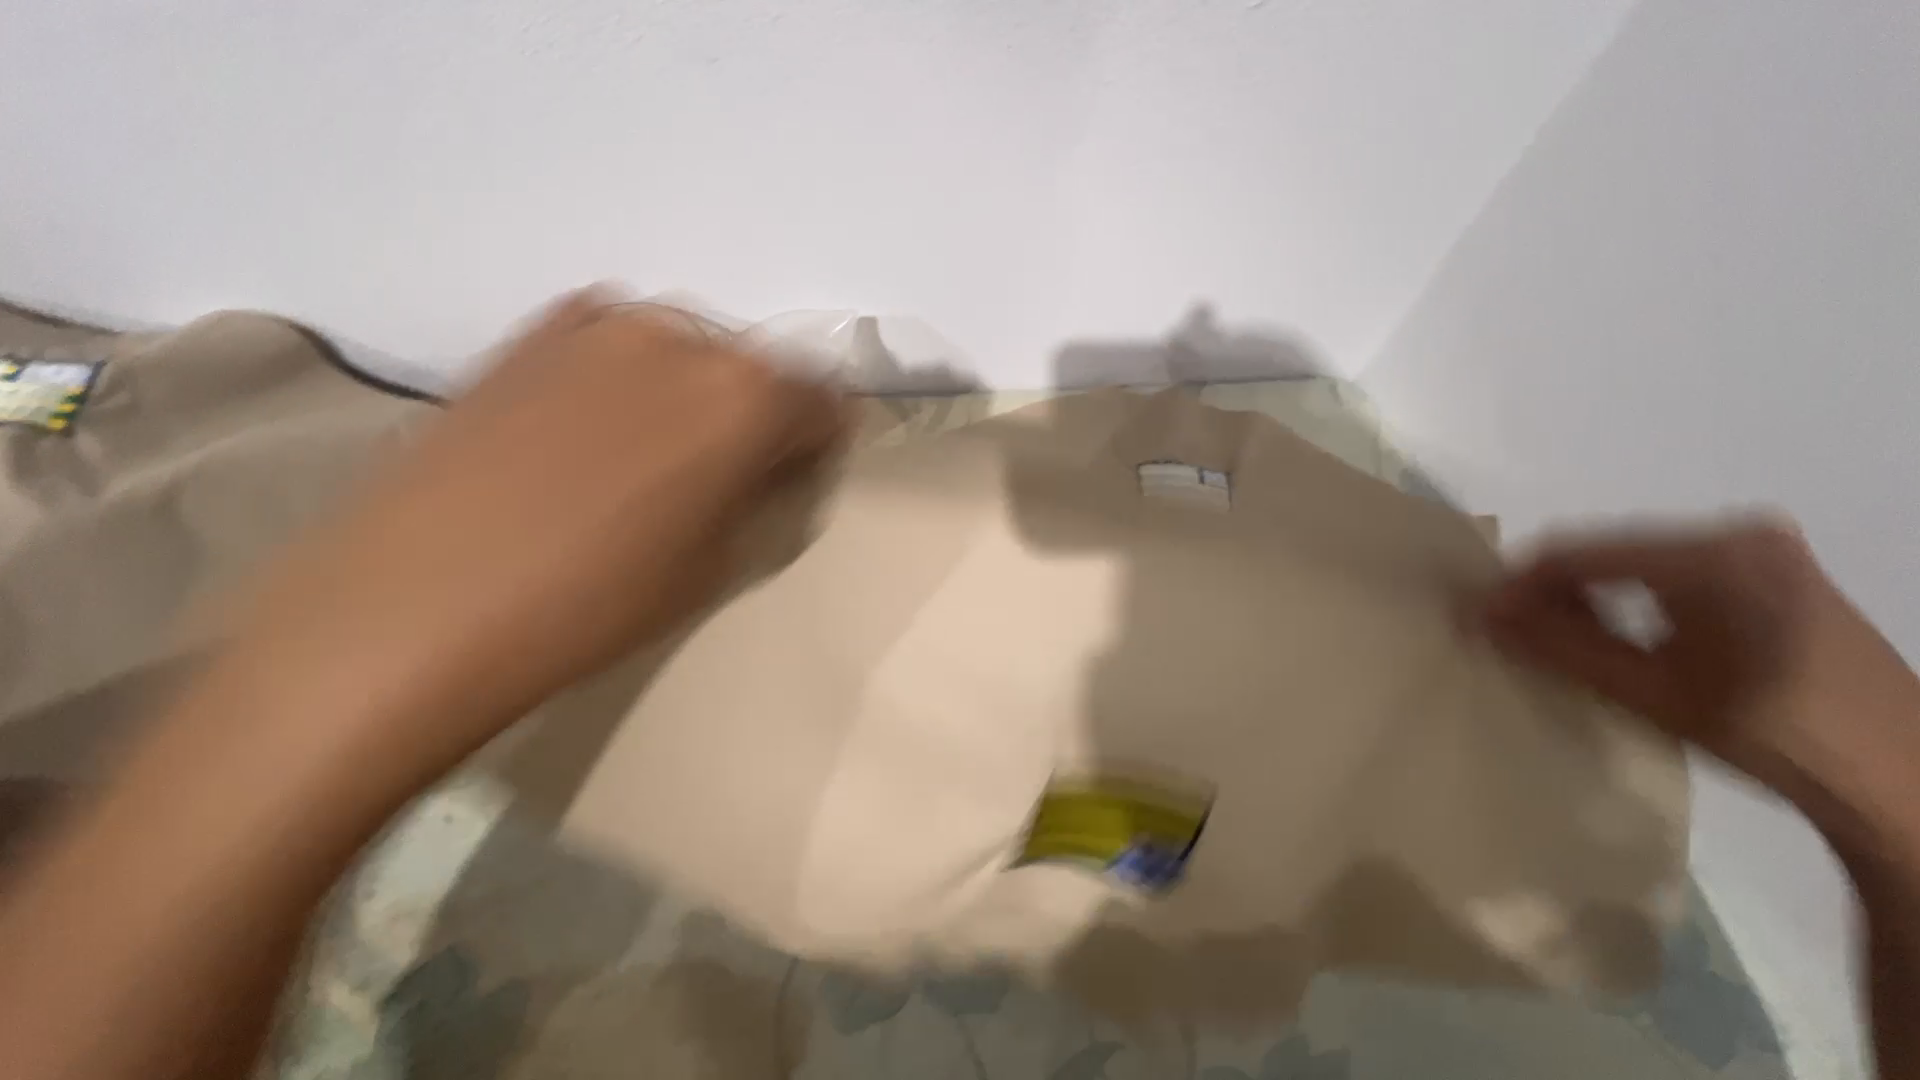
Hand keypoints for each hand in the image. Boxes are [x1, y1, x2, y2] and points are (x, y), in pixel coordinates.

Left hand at [223, 288, 844, 777]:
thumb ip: (761, 495)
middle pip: (753, 367)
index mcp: (743, 397)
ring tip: (648, 459)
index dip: (820, 439)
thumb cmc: (591, 606)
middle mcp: (680, 338)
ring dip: (689, 395)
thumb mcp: (715, 568)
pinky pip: (610, 346)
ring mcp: (596, 327)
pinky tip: (590, 434)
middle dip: (755, 415)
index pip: (822, 397)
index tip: (800, 474)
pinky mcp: (527, 337)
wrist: (411, 608)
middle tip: (724, 475)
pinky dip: (623, 379)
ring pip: (682, 350)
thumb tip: (771, 462)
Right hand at [1479, 518, 1919, 837]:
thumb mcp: (1650, 692)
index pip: (1579, 552)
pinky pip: (1669, 570)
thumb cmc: (1774, 736)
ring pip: (1633, 561)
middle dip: (1550, 593)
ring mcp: (1761, 548)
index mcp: (1715, 553)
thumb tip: (1479, 613)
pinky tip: (1616, 638)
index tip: (1475, 621)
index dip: (1517, 586)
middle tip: (1513, 637)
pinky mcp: (1773, 569)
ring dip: (1586, 598)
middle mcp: (1738, 532)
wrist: (1902, 778)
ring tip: (1556, 643)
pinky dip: (1628, 600)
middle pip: (1606, 551)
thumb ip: (1557, 646)